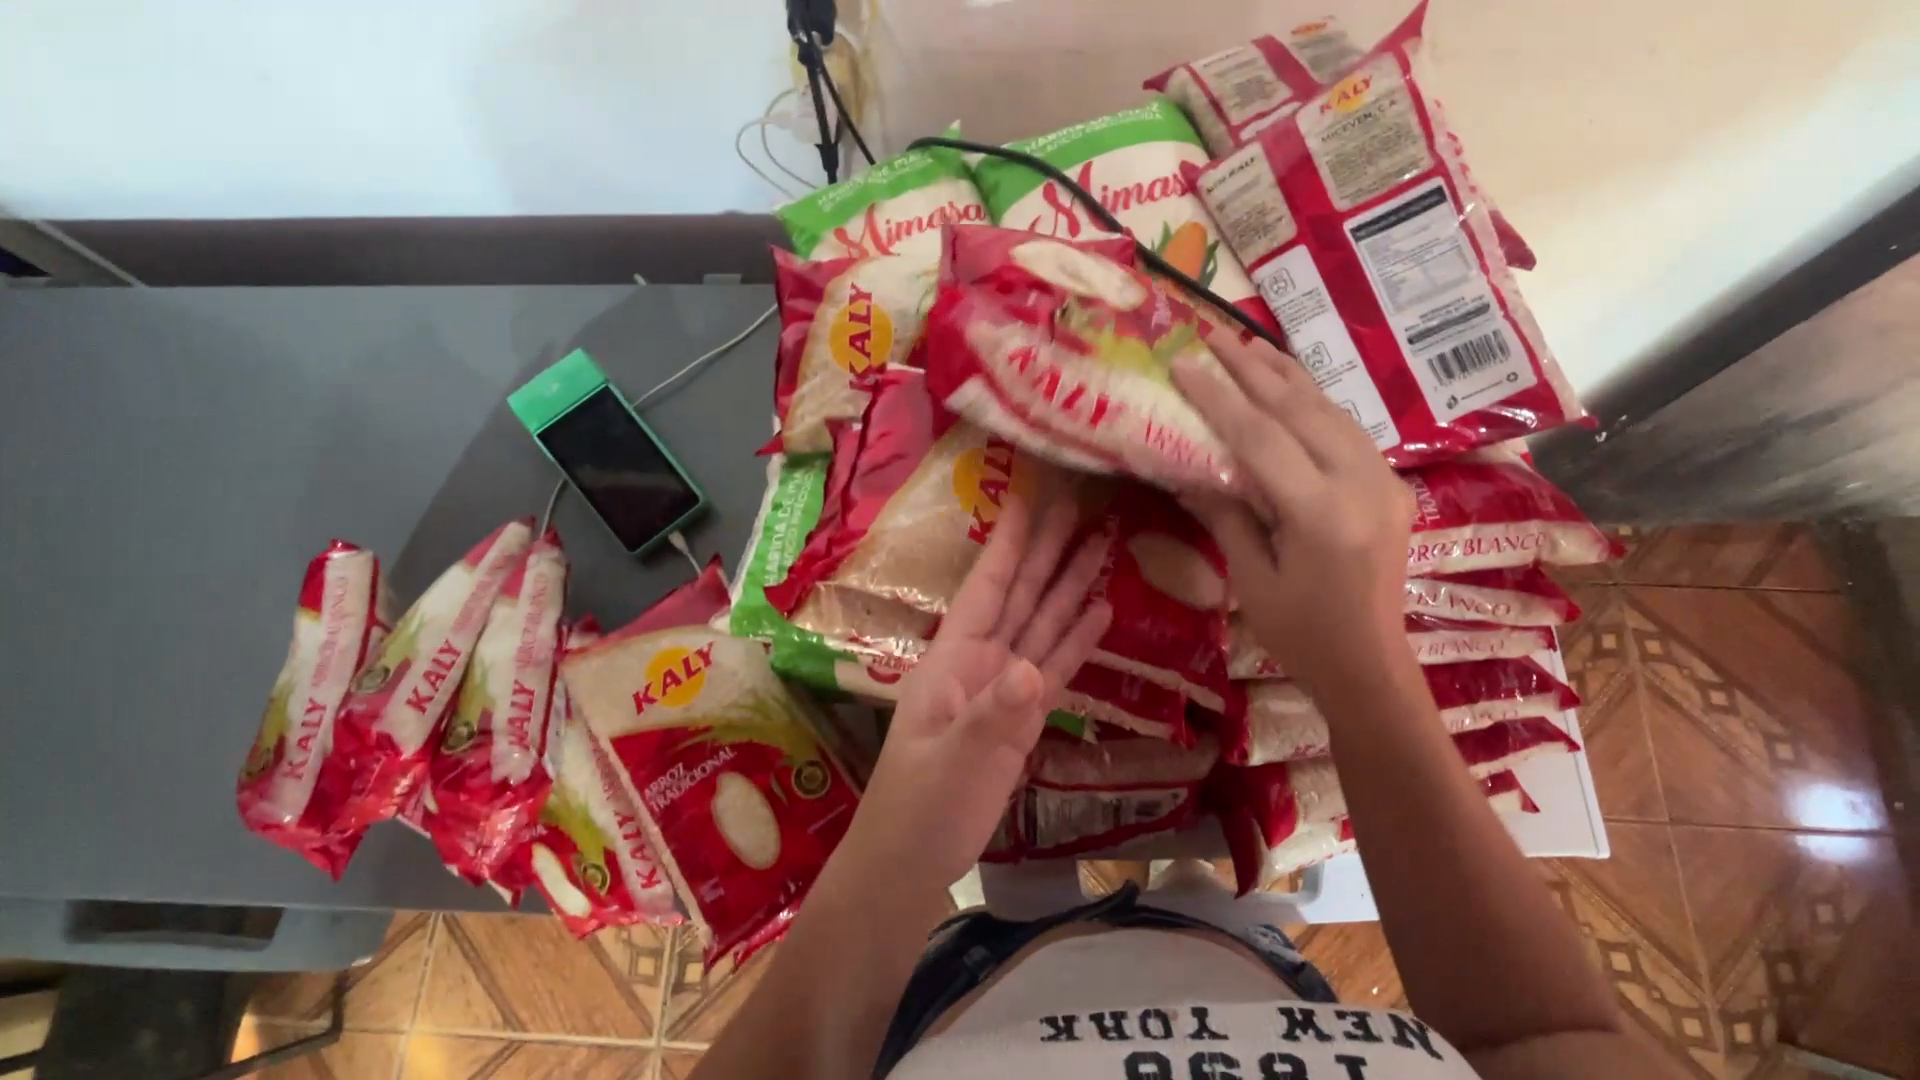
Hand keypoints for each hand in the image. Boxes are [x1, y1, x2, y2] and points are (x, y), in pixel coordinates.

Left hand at [841, 494, 1111, 891]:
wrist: (915, 857)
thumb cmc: (920, 807)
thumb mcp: (952, 763)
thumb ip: (991, 717)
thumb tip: (1033, 671)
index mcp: (952, 659)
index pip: (986, 589)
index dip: (1009, 544)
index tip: (1028, 499)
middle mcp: (980, 662)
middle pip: (1020, 596)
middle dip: (1049, 552)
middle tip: (1082, 507)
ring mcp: (1004, 688)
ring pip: (1042, 626)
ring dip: (1070, 588)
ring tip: (1102, 546)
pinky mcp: (1024, 717)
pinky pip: (1056, 668)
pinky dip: (1077, 640)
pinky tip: (1100, 612)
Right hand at [1172, 326, 1414, 691]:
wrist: (1371, 666)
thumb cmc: (1300, 634)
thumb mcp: (1250, 579)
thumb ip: (1226, 513)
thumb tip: (1185, 465)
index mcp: (1322, 515)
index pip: (1262, 439)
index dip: (1219, 399)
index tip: (1185, 363)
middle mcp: (1362, 485)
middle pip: (1301, 410)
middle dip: (1252, 369)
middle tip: (1213, 334)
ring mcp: (1385, 481)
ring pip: (1331, 410)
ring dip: (1286, 375)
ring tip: (1247, 343)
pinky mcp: (1392, 485)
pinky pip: (1347, 430)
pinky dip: (1313, 401)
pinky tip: (1288, 386)